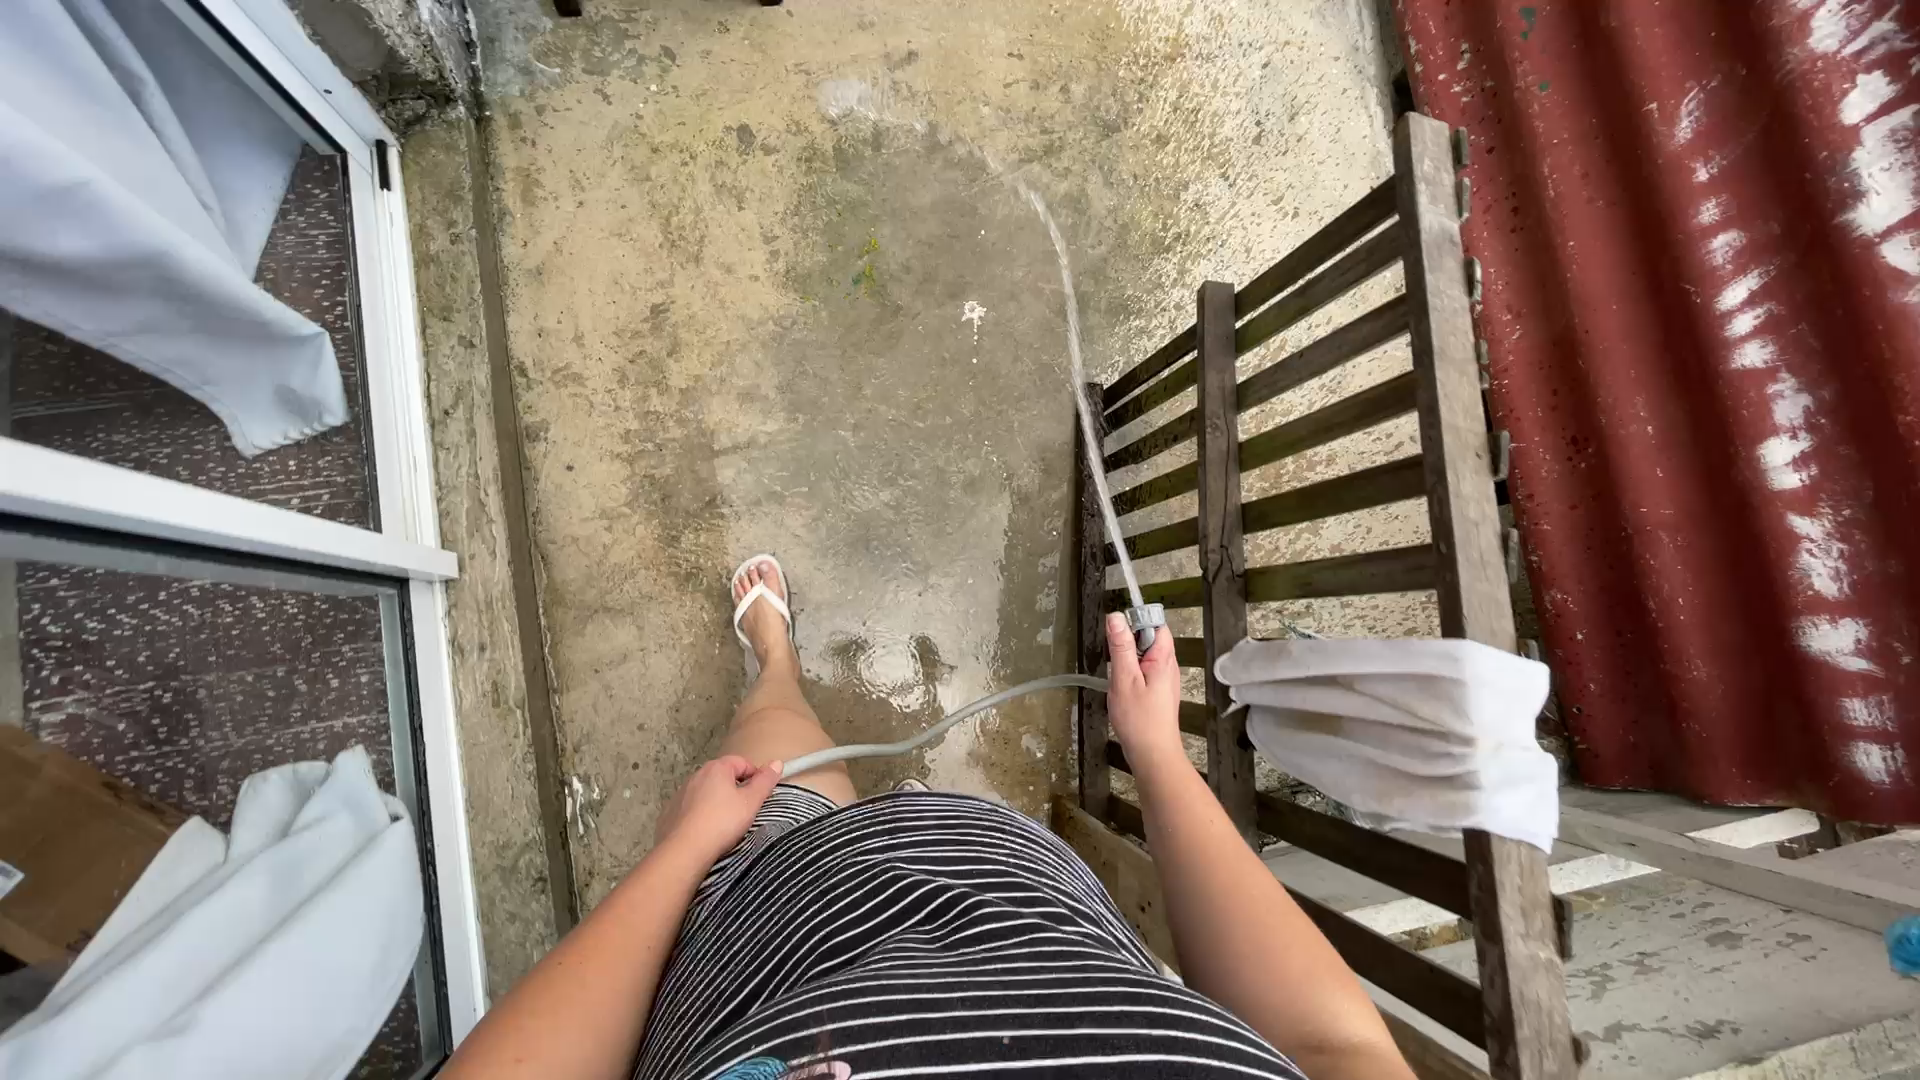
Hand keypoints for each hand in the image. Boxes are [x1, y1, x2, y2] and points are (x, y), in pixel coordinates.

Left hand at [653, 756, 783, 866]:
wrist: (684, 852)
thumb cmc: (722, 822)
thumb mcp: (751, 801)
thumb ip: (765, 781)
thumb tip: (776, 763)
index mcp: (717, 768)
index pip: (742, 762)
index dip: (755, 776)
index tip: (761, 794)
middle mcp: (696, 775)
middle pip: (723, 776)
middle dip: (736, 789)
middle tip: (746, 809)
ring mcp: (681, 794)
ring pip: (707, 792)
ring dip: (718, 801)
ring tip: (726, 823)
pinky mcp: (670, 813)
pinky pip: (692, 808)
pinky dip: (701, 814)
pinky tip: (707, 831)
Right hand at [1105, 612, 1183, 770]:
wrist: (1153, 754)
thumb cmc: (1139, 719)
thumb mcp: (1124, 679)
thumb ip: (1120, 647)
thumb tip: (1116, 617)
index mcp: (1164, 659)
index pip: (1156, 624)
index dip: (1137, 620)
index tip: (1117, 629)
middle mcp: (1169, 665)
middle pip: (1152, 638)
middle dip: (1130, 640)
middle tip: (1113, 656)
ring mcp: (1166, 679)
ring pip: (1147, 654)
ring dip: (1129, 656)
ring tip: (1117, 672)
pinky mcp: (1159, 690)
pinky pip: (1146, 669)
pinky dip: (1132, 670)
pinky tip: (1122, 684)